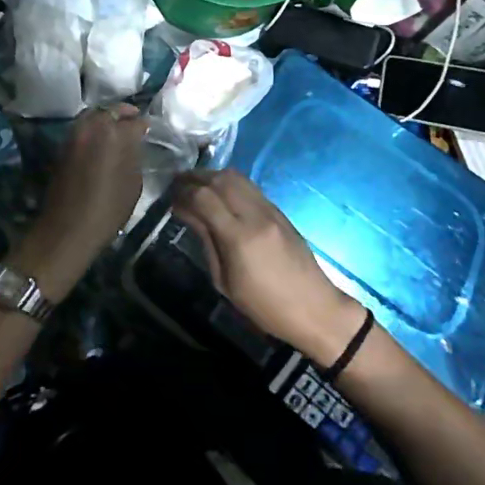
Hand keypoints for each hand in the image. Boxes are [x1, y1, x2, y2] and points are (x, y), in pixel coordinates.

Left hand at [12, 105, 147, 298]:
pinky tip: (101, 141)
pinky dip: (92, 128)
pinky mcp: (63, 146)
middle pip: (110, 110)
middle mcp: (92, 127)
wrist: (68, 227)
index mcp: (114, 135)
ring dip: (105, 118)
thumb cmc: (108, 209)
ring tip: (116, 129)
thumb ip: (134, 157)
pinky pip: (81, 128)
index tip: (149, 130)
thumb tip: (133, 145)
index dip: (144, 125)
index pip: (135, 121)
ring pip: (92, 115)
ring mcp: (74, 135)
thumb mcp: (133, 184)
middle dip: (123, 113)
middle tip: (133, 121)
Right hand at [173, 170, 367, 364]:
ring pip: (236, 177)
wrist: (315, 308)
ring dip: (212, 176)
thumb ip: (207, 241)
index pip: (204, 198)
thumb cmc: (264, 306)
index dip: (183, 193)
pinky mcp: (278, 210)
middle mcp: (254, 215)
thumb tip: (187, 213)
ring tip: (196, 186)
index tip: (170, 199)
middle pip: (219, 180)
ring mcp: (269, 210)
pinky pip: (249, 186)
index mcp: (238, 237)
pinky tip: (219, 194)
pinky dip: (229, 183)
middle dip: (194, 178)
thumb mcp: (225, 281)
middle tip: (177, 185)